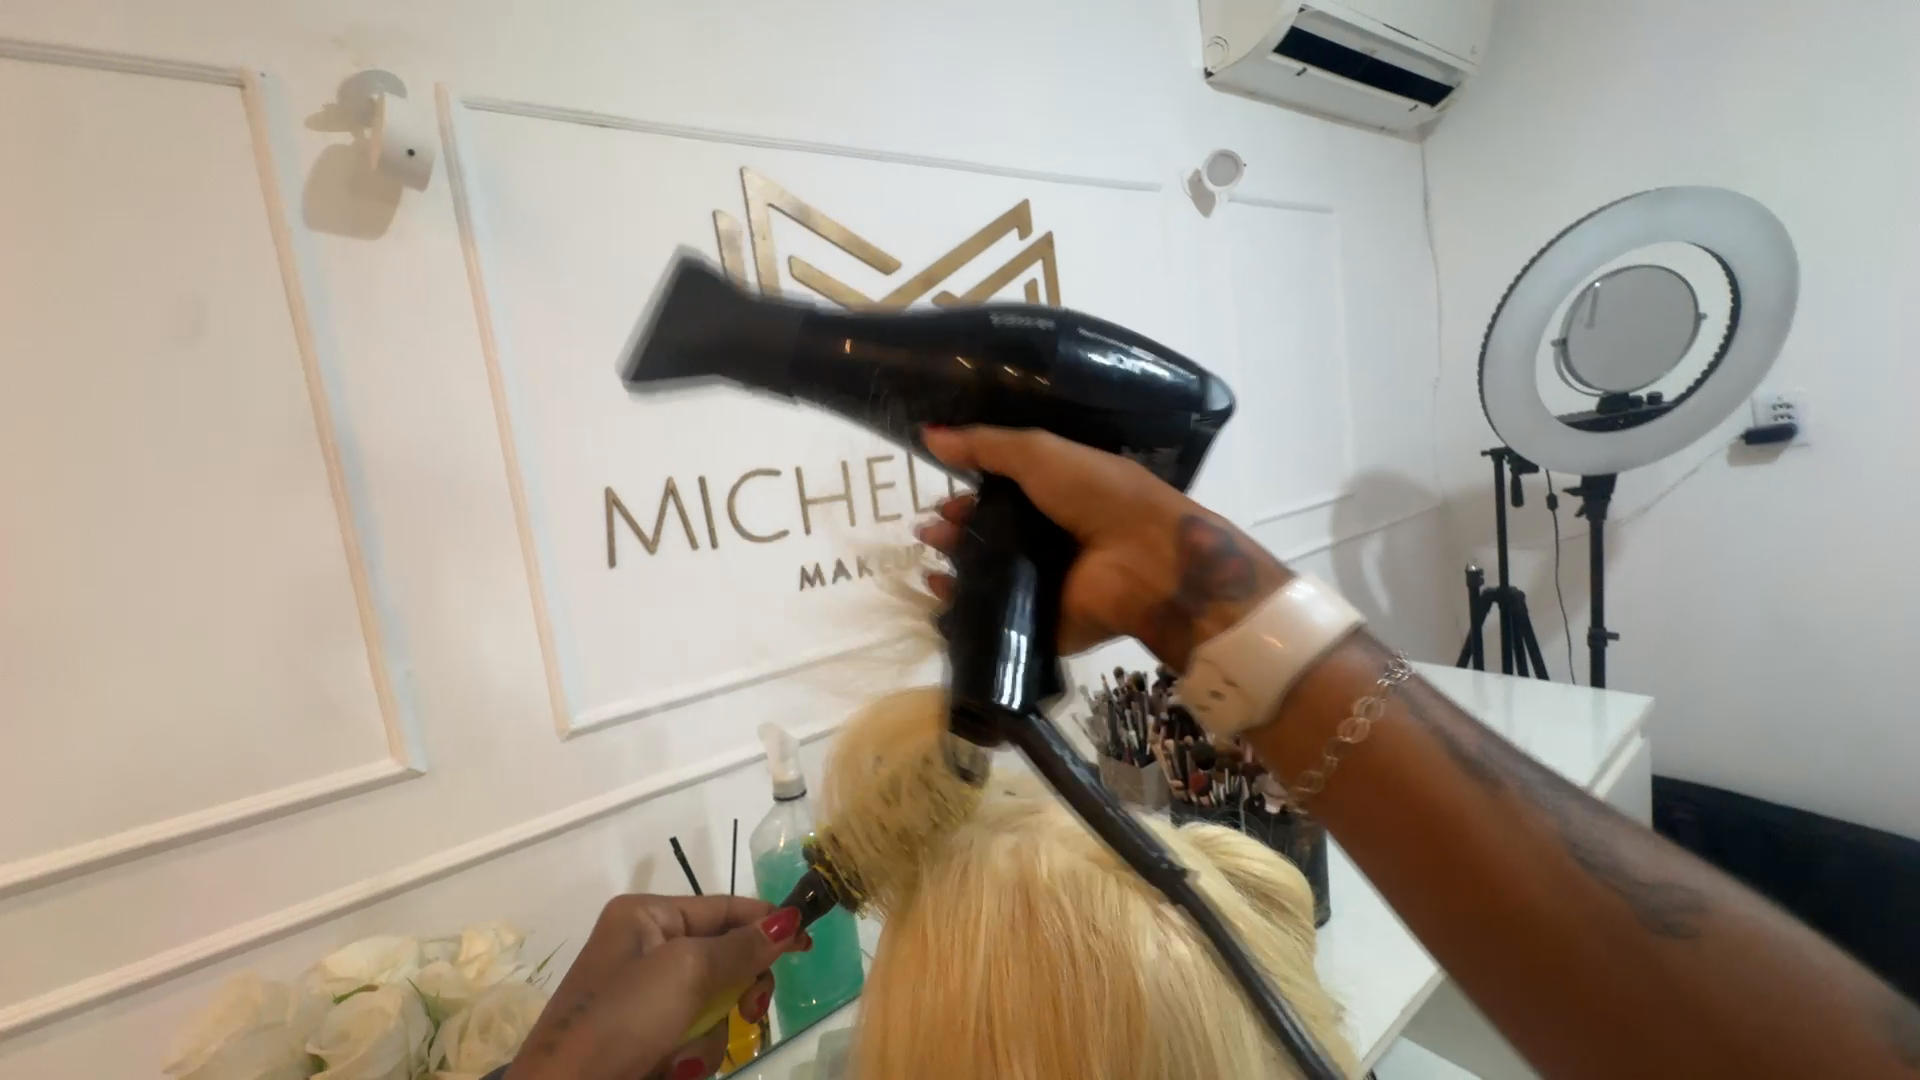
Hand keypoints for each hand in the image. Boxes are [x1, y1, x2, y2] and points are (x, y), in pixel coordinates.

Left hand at [505, 895, 806, 1079]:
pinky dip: (692, 1055)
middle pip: (723, 956)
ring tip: (690, 1058)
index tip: (806, 942)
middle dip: (738, 987)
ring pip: (712, 1003)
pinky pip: (691, 1035)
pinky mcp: (641, 1041)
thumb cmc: (620, 1020)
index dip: (767, 922)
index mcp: (646, 916)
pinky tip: (675, 1070)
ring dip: (712, 1032)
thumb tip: (791, 917)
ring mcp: (641, 998)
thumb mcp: (688, 973)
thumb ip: (744, 946)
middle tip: (754, 1010)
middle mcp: (644, 949)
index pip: (724, 908)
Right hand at [917, 426, 1290, 668]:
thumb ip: (985, 445)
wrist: (1146, 559)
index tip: (941, 501)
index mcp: (1056, 496)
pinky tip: (940, 593)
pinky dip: (965, 605)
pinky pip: (994, 614)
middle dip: (954, 532)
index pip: (1001, 498)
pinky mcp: (1040, 621)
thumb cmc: (1097, 494)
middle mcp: (1049, 540)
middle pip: (989, 537)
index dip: (968, 498)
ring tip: (931, 557)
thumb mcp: (1039, 453)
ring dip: (955, 565)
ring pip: (987, 575)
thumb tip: (929, 435)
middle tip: (928, 532)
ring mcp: (1045, 583)